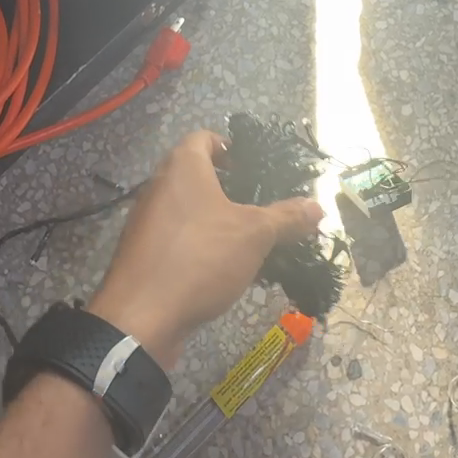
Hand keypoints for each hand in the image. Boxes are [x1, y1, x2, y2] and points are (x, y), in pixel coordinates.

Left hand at [86, 131, 321, 367]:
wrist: (140, 318)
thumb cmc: (200, 257)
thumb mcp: (254, 235)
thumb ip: (286, 218)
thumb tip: (318, 206)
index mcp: (183, 167)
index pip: (204, 138)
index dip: (230, 147)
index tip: (254, 169)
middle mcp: (159, 185)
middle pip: (196, 174)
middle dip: (229, 188)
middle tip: (259, 206)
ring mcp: (146, 220)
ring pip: (187, 208)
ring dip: (215, 220)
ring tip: (248, 242)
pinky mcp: (142, 253)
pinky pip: (176, 237)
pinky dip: (198, 244)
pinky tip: (222, 270)